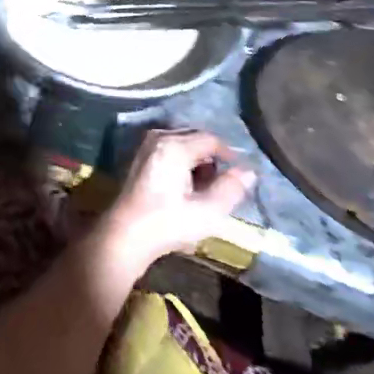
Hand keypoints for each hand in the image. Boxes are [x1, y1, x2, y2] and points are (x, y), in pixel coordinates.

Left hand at [97, 129, 255, 271]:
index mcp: (175, 146)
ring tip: (203, 188)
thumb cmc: (168, 224)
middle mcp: (159, 137)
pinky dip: (182, 162)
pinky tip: (184, 187)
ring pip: (183, 144)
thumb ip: (231, 188)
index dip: (229, 155)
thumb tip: (249, 171)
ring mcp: (147, 146)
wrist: (125, 236)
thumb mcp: (208, 211)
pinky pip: (170, 150)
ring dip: (197, 160)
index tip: (239, 174)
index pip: (211, 139)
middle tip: (220, 183)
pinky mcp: (140, 158)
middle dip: (212, 158)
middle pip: (196, 138)